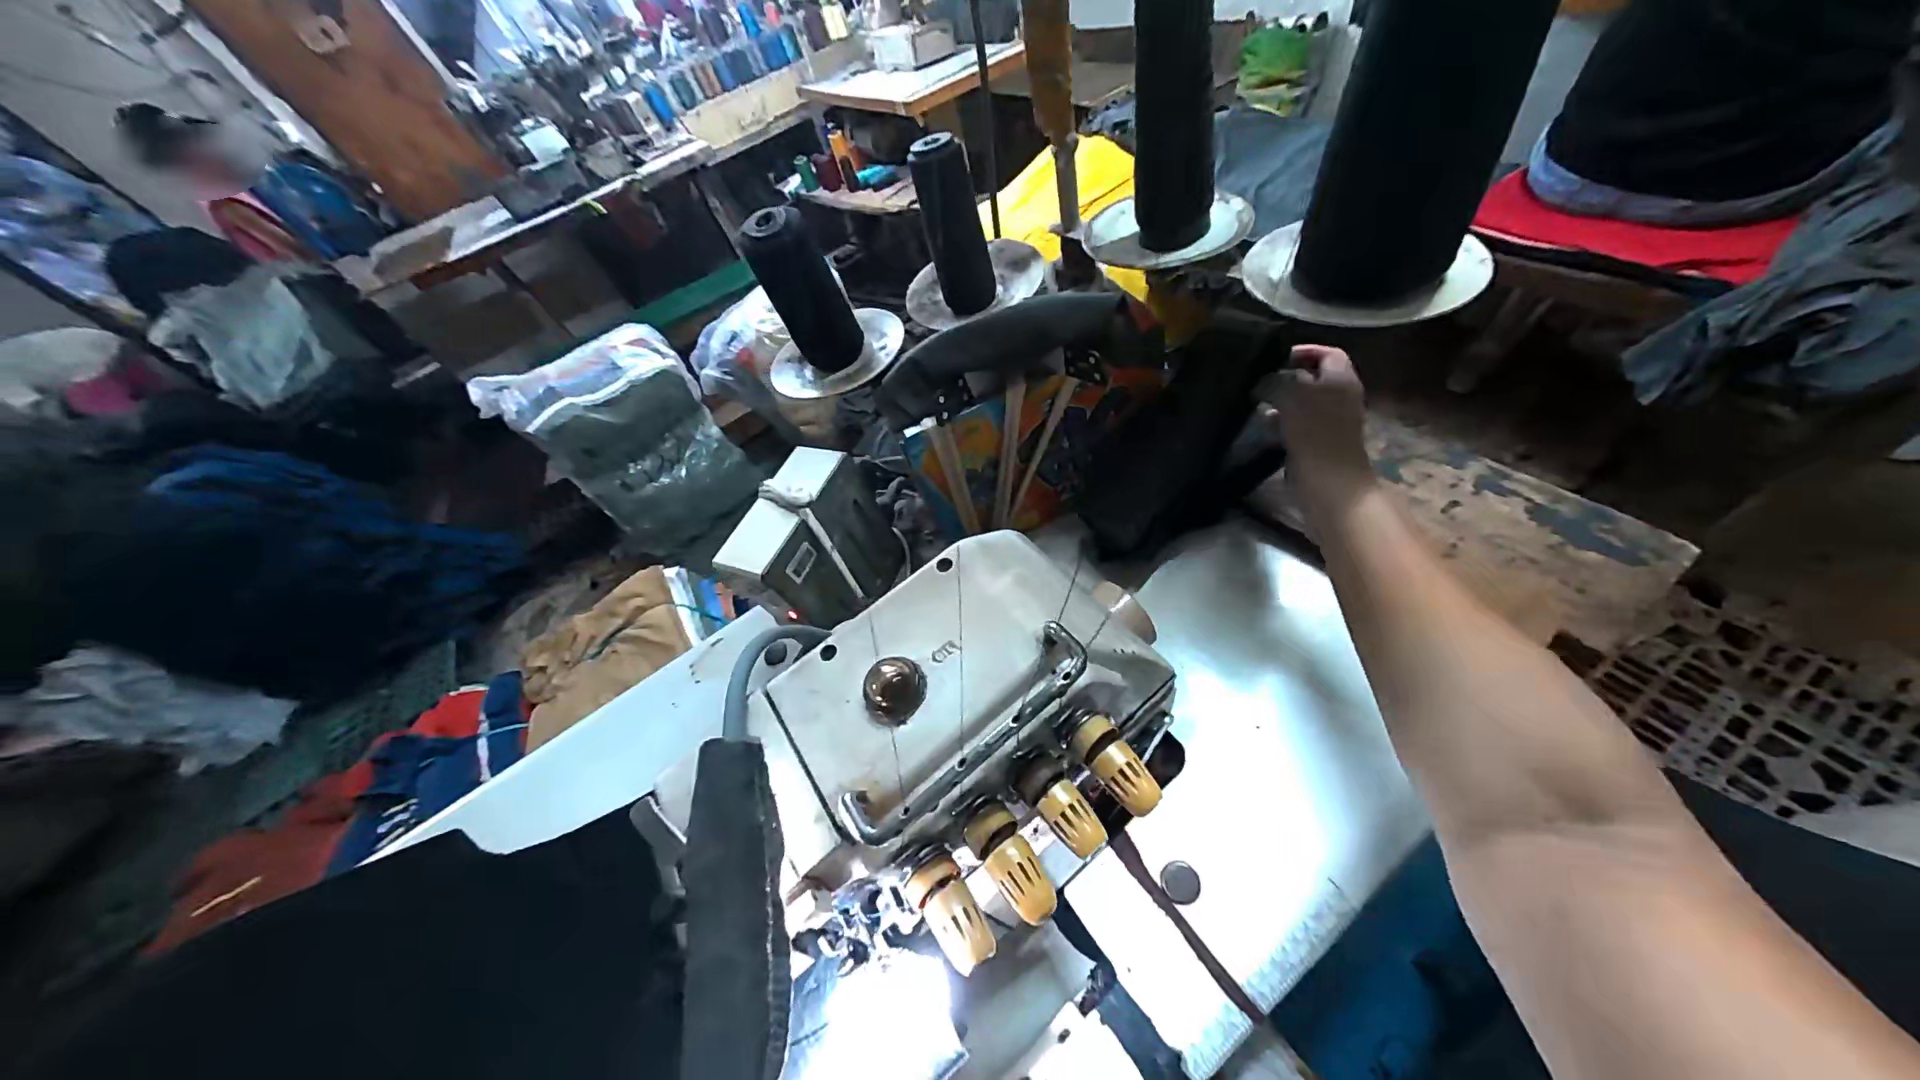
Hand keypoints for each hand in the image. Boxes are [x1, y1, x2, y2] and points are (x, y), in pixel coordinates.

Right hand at [1256, 345, 1374, 508]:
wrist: (1329, 481)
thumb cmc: (1315, 433)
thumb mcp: (1291, 396)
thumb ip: (1274, 382)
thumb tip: (1259, 382)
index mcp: (1341, 380)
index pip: (1327, 353)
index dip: (1303, 351)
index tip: (1275, 357)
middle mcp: (1339, 397)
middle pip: (1312, 379)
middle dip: (1285, 378)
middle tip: (1259, 380)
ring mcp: (1330, 423)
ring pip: (1301, 403)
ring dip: (1279, 402)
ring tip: (1254, 403)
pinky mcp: (1317, 443)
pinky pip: (1296, 425)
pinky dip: (1279, 423)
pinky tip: (1262, 428)